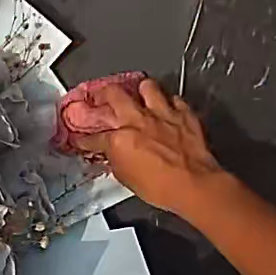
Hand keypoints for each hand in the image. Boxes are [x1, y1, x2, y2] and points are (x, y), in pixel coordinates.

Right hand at [69, 78, 229, 216]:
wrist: (194, 185)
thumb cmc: (161, 188)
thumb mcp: (127, 179)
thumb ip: (116, 161)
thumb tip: (113, 155)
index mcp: (119, 140)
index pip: (94, 137)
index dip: (84, 138)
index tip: (81, 139)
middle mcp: (137, 121)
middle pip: (113, 94)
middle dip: (103, 94)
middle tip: (102, 96)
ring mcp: (162, 114)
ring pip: (146, 86)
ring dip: (140, 90)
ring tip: (138, 94)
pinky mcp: (183, 114)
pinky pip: (174, 99)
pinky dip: (168, 103)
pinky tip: (167, 109)